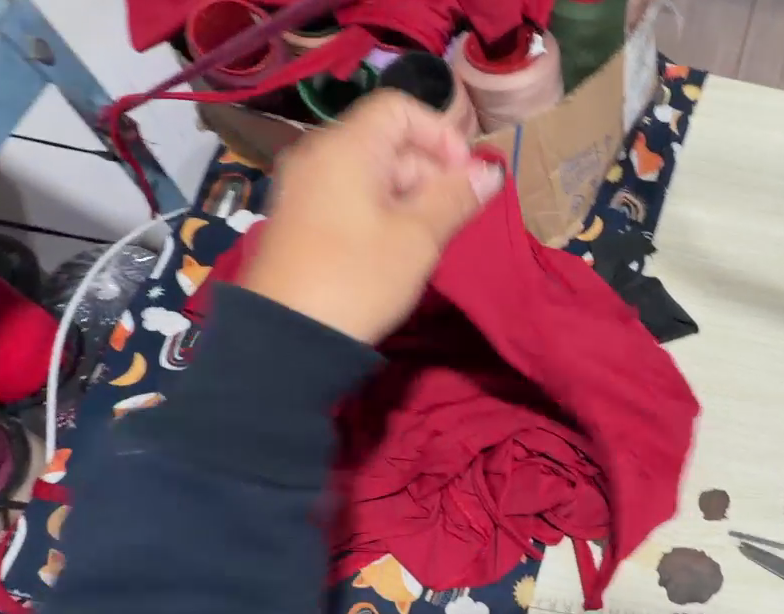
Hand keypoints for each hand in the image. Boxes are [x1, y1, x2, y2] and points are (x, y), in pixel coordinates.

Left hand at [240, 89, 504, 343]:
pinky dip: (386, 211)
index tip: (467, 179)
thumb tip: (492, 171)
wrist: (291, 334)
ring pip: (374, 173)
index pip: (400, 110)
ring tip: (431, 241)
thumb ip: (455, 198)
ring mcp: (308, 186)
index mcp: (347, 147)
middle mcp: (321, 154)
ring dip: (413, 197)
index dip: (442, 136)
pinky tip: (401, 248)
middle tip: (456, 220)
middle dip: (432, 173)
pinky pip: (354, 195)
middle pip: (389, 142)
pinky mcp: (305, 217)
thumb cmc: (359, 278)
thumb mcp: (418, 238)